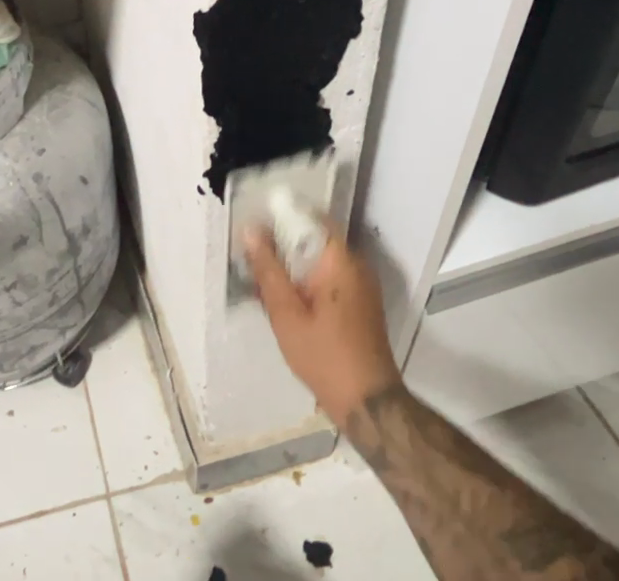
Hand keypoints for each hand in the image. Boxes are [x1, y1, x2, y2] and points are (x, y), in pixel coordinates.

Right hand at [243, 220, 401, 426]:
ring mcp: (361, 284)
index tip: (254, 224)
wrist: (367, 401)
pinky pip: (329, 278)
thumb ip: (268, 269)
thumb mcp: (286, 313)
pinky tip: (284, 301)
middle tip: (251, 257)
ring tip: (261, 282)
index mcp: (341, 261)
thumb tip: (252, 230)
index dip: (281, 217)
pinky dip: (306, 282)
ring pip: (319, 261)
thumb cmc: (324, 356)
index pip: (310, 218)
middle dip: (282, 245)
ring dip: (292, 266)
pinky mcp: (360, 302)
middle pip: (314, 239)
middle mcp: (356, 265)